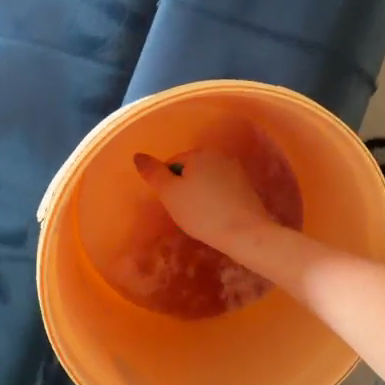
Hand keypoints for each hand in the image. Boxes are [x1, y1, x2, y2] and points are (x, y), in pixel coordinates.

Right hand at [133, 149, 272, 250]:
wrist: (244, 232)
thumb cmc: (201, 212)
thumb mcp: (169, 193)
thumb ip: (153, 173)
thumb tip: (138, 155)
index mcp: (200, 153)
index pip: (173, 163)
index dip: (167, 184)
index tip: (172, 203)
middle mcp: (220, 156)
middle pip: (191, 170)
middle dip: (184, 187)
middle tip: (185, 211)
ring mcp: (236, 171)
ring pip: (207, 180)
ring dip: (200, 193)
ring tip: (201, 216)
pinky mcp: (247, 187)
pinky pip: (222, 190)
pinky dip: (216, 200)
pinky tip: (216, 216)